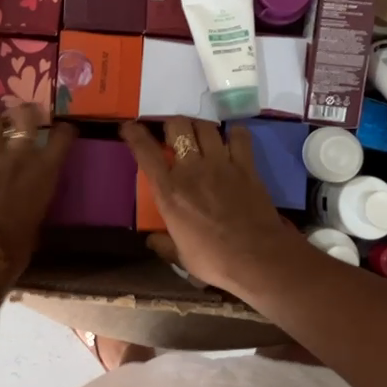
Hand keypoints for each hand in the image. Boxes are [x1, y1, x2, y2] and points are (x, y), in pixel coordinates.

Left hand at [0, 104, 76, 288]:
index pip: (62, 138)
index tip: (63, 129)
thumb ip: (33, 203)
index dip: (64, 130)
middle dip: (25, 112)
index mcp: (44, 173)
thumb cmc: (12, 250)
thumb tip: (27, 203)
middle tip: (23, 114)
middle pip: (25, 117)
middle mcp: (19, 156)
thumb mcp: (34, 224)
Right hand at [119, 117, 305, 295]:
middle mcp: (191, 169)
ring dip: (199, 127)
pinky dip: (234, 134)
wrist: (257, 259)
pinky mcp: (246, 166)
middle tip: (174, 136)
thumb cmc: (214, 260)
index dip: (134, 134)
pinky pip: (239, 136)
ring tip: (200, 136)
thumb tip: (151, 240)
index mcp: (169, 191)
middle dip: (172, 126)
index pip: (145, 152)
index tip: (129, 127)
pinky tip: (232, 141)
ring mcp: (220, 163)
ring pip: (205, 126)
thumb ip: (164, 244)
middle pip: (177, 126)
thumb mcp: (181, 257)